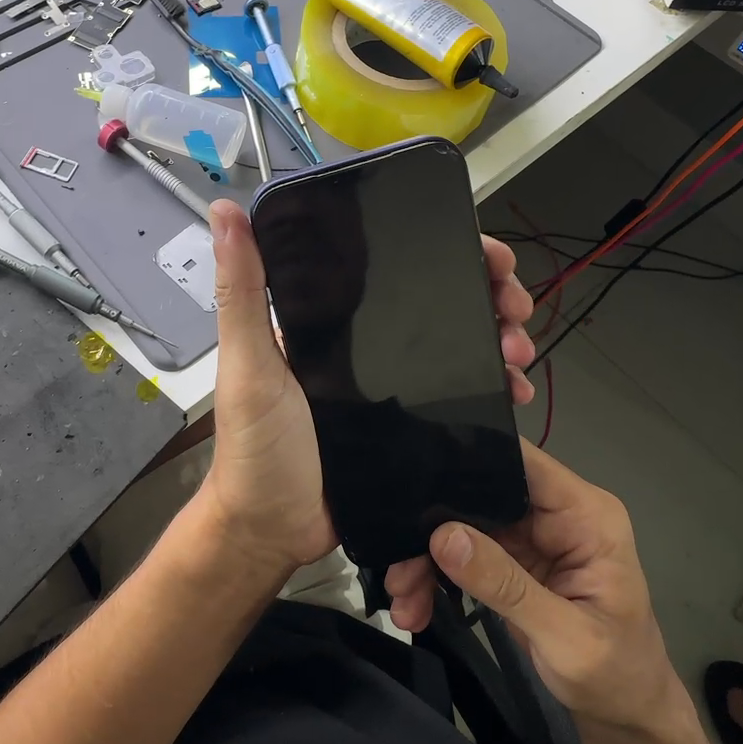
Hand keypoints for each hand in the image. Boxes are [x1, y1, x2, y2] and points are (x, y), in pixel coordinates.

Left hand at [201, 201, 538, 575]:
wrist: (274, 530)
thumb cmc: (256, 446)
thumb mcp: (247, 364)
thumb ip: (241, 292)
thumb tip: (226, 212)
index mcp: (328, 323)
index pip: (392, 269)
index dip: (443, 254)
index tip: (483, 252)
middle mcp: (362, 346)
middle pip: (438, 303)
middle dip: (486, 294)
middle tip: (513, 303)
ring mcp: (389, 386)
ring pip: (458, 345)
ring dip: (497, 336)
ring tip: (517, 348)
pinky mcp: (409, 426)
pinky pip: (459, 394)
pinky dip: (491, 385)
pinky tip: (513, 387)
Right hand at [382, 439, 677, 730]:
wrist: (626, 721)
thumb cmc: (617, 677)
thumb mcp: (565, 638)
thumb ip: (506, 585)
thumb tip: (443, 535)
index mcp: (584, 513)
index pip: (520, 461)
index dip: (468, 457)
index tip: (413, 476)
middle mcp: (554, 513)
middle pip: (478, 492)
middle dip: (433, 526)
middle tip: (396, 565)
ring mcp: (530, 536)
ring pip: (460, 523)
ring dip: (426, 558)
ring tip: (402, 597)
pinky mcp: (510, 560)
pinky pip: (460, 553)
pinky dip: (434, 576)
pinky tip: (414, 606)